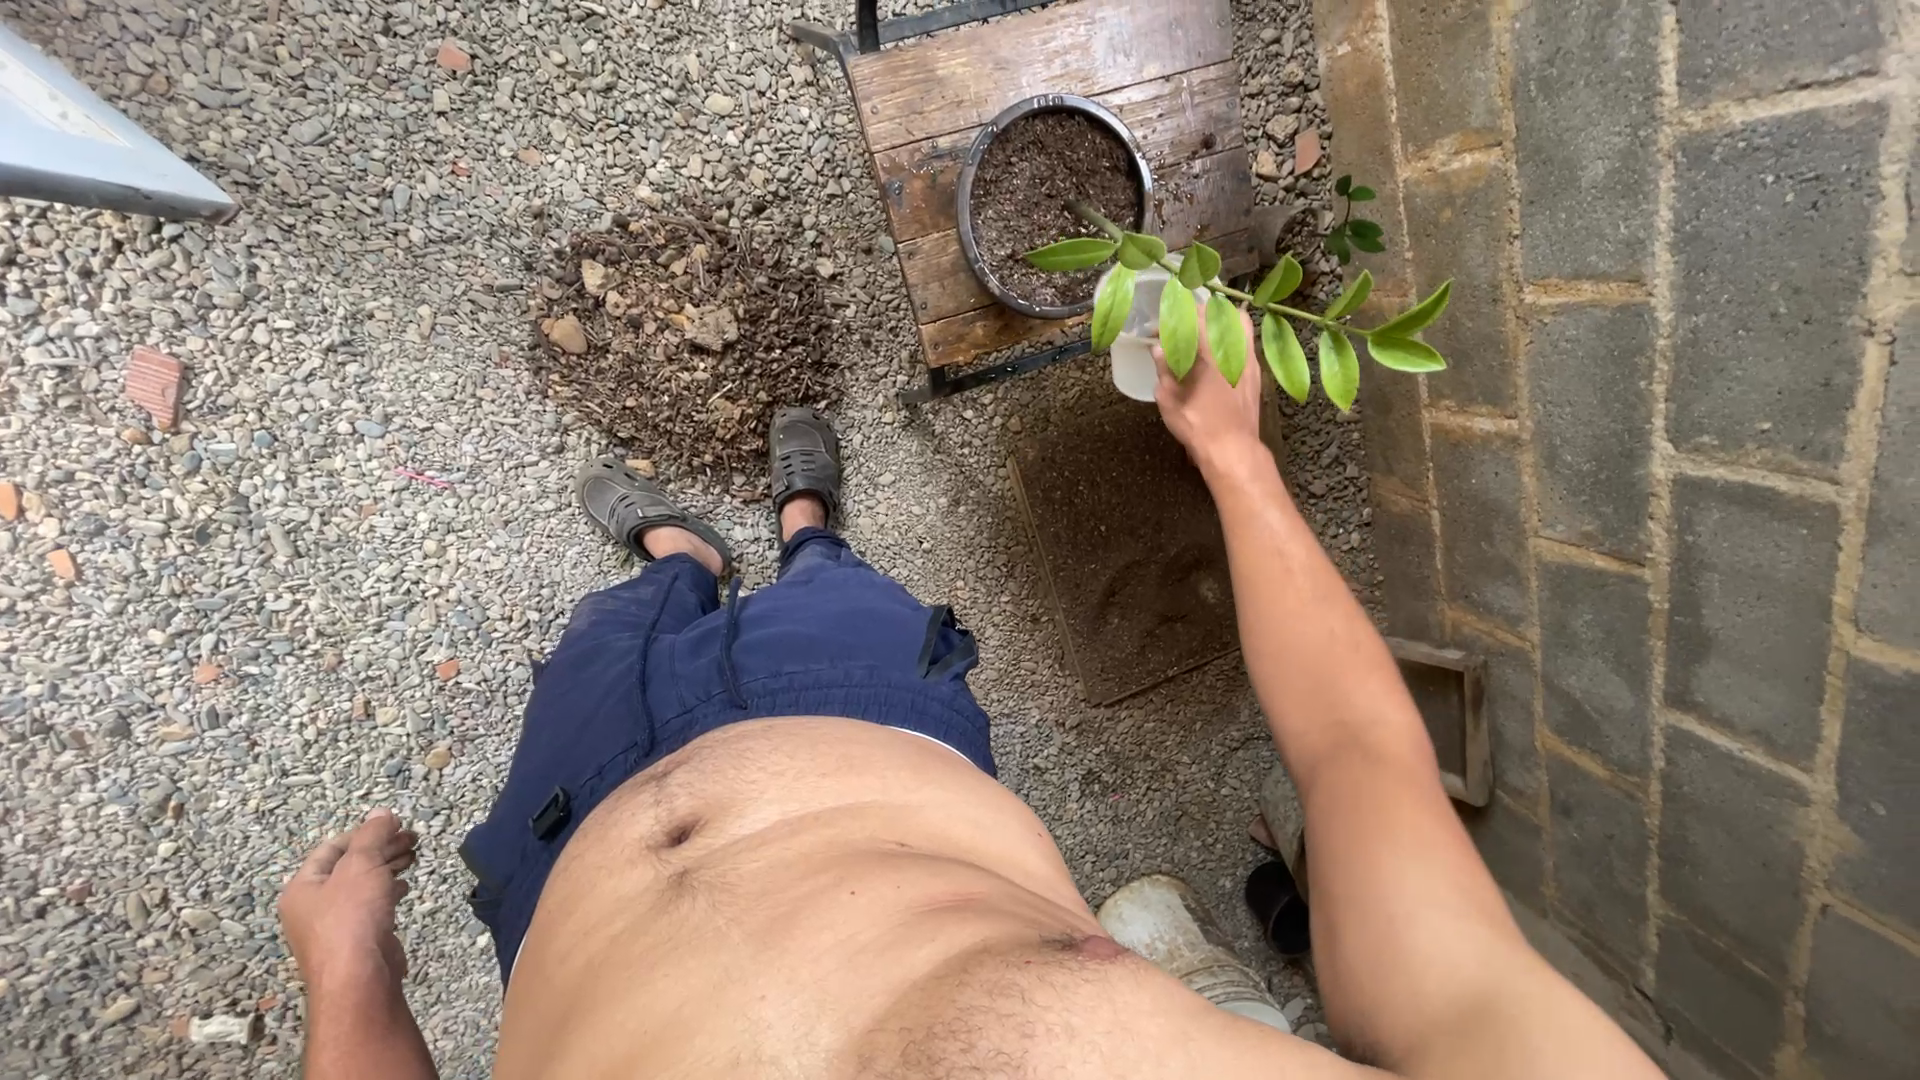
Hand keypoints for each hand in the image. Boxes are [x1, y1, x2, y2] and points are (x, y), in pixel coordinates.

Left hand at [279, 809, 417, 990]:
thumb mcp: (361, 865)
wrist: (357, 975)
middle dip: (381, 848)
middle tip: (412, 838)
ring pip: (362, 885)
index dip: (364, 833)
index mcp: (302, 888)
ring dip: (387, 867)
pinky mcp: (355, 937)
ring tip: (413, 857)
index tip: (396, 825)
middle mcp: (312, 906)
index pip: (332, 848)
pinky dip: (387, 890)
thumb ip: (372, 836)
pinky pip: (370, 904)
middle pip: (349, 866)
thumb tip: (381, 813)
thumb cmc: (351, 915)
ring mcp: (333, 924)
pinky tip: (403, 886)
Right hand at [1152, 297, 1262, 471]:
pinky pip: (1247, 341)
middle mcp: (1232, 348)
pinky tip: (1221, 347)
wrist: (1232, 448)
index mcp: (1207, 351)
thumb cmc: (1197, 423)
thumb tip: (1159, 349)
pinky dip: (1233, 336)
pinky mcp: (1255, 373)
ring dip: (1218, 320)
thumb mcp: (1170, 398)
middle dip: (1195, 314)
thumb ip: (1165, 369)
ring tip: (1203, 329)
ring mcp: (1248, 359)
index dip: (1171, 320)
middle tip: (1180, 324)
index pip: (1189, 319)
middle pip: (1217, 314)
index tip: (1157, 329)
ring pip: (1238, 323)